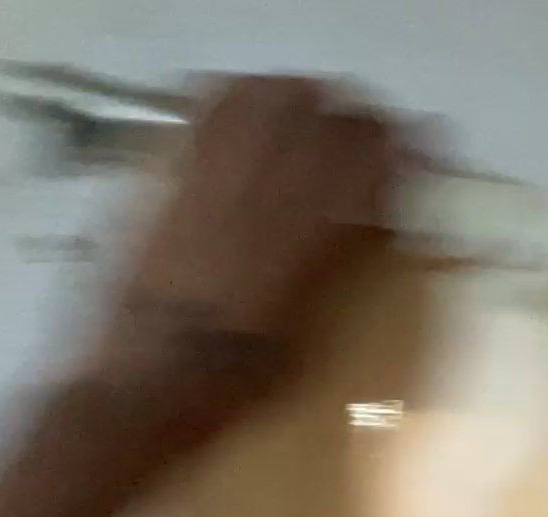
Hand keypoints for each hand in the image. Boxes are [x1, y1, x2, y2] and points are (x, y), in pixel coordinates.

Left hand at [87, 75, 401, 449]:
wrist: (143, 389)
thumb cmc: (234, 384)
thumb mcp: (309, 340)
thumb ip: (339, 271)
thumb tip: (367, 226)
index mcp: (312, 241)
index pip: (371, 155)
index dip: (396, 144)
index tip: (404, 154)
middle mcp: (266, 196)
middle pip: (324, 108)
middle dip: (350, 118)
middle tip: (354, 144)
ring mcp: (212, 180)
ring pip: (269, 95)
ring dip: (296, 103)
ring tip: (300, 127)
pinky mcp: (166, 179)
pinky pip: (207, 110)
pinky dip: (235, 101)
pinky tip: (242, 121)